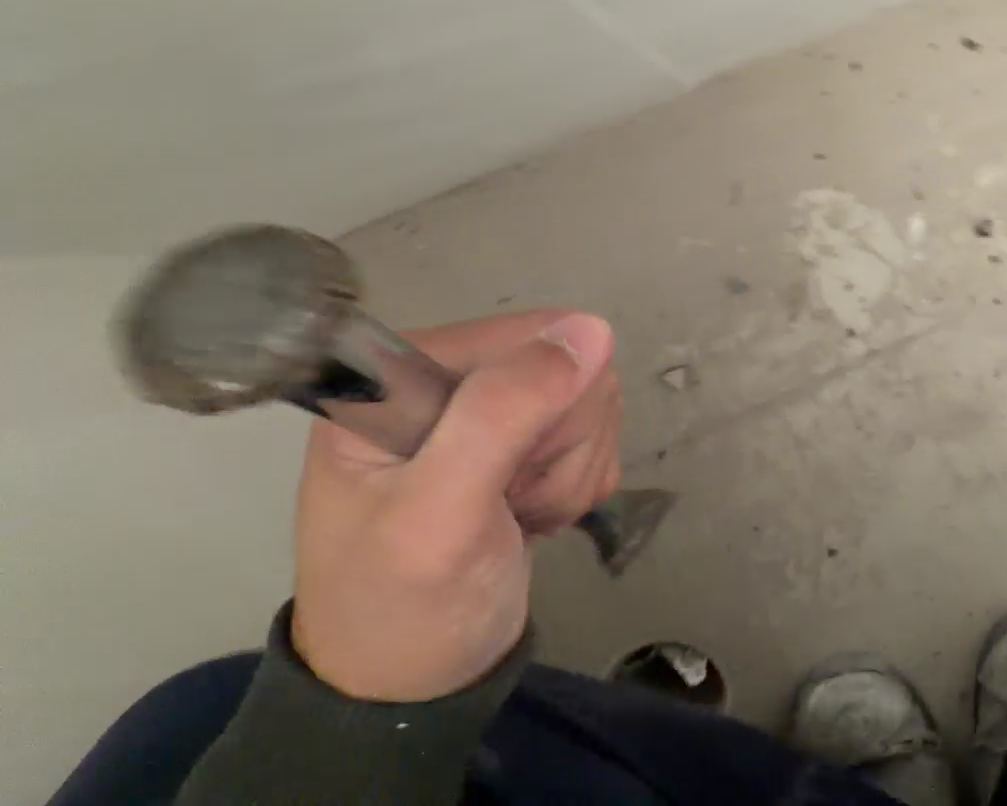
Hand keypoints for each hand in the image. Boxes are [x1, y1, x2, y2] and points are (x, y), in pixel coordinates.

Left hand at [290, 311, 623, 700]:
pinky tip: (534, 512)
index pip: (531, 339)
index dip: (544, 407)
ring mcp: (489, 404)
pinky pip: (599, 430)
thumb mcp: (438, 515)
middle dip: (562, 447)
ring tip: (517, 514)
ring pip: (594, 399)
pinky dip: (581, 481)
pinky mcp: (526, 435)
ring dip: (573, 470)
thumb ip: (501, 414)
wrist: (412, 684)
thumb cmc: (403, 605)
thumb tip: (591, 330)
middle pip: (569, 367)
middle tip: (509, 502)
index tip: (504, 474)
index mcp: (398, 374)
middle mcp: (446, 374)